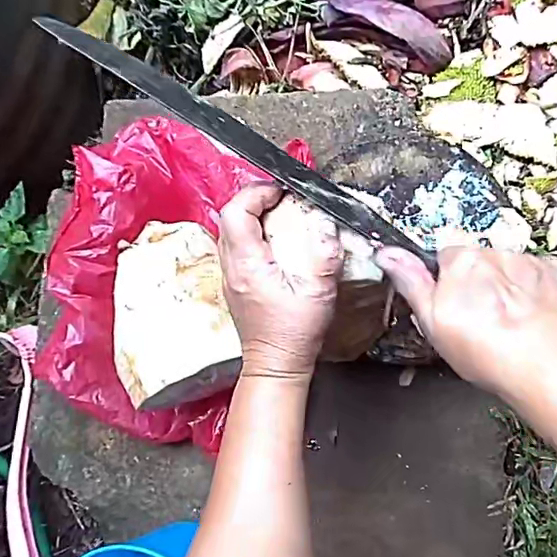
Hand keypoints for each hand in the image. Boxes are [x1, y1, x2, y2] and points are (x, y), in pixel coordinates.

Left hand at [218, 184, 341, 379]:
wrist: (276, 365)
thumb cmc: (295, 334)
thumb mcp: (320, 292)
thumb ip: (325, 254)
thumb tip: (326, 223)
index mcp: (247, 264)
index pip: (236, 210)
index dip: (257, 192)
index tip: (281, 190)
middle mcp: (231, 267)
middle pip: (230, 217)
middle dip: (255, 199)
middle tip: (282, 198)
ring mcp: (229, 277)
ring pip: (230, 231)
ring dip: (253, 216)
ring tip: (281, 216)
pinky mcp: (236, 285)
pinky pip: (236, 248)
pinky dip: (253, 235)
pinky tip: (276, 243)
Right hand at [373, 245, 556, 398]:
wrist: (546, 364)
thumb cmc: (488, 350)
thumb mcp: (433, 322)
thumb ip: (411, 282)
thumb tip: (387, 254)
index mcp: (461, 260)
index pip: (443, 259)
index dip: (446, 287)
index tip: (453, 310)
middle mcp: (494, 253)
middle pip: (477, 263)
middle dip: (478, 286)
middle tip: (481, 323)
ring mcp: (527, 262)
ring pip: (507, 269)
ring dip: (506, 289)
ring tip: (508, 325)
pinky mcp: (554, 274)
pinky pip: (535, 275)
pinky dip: (532, 291)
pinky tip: (529, 318)